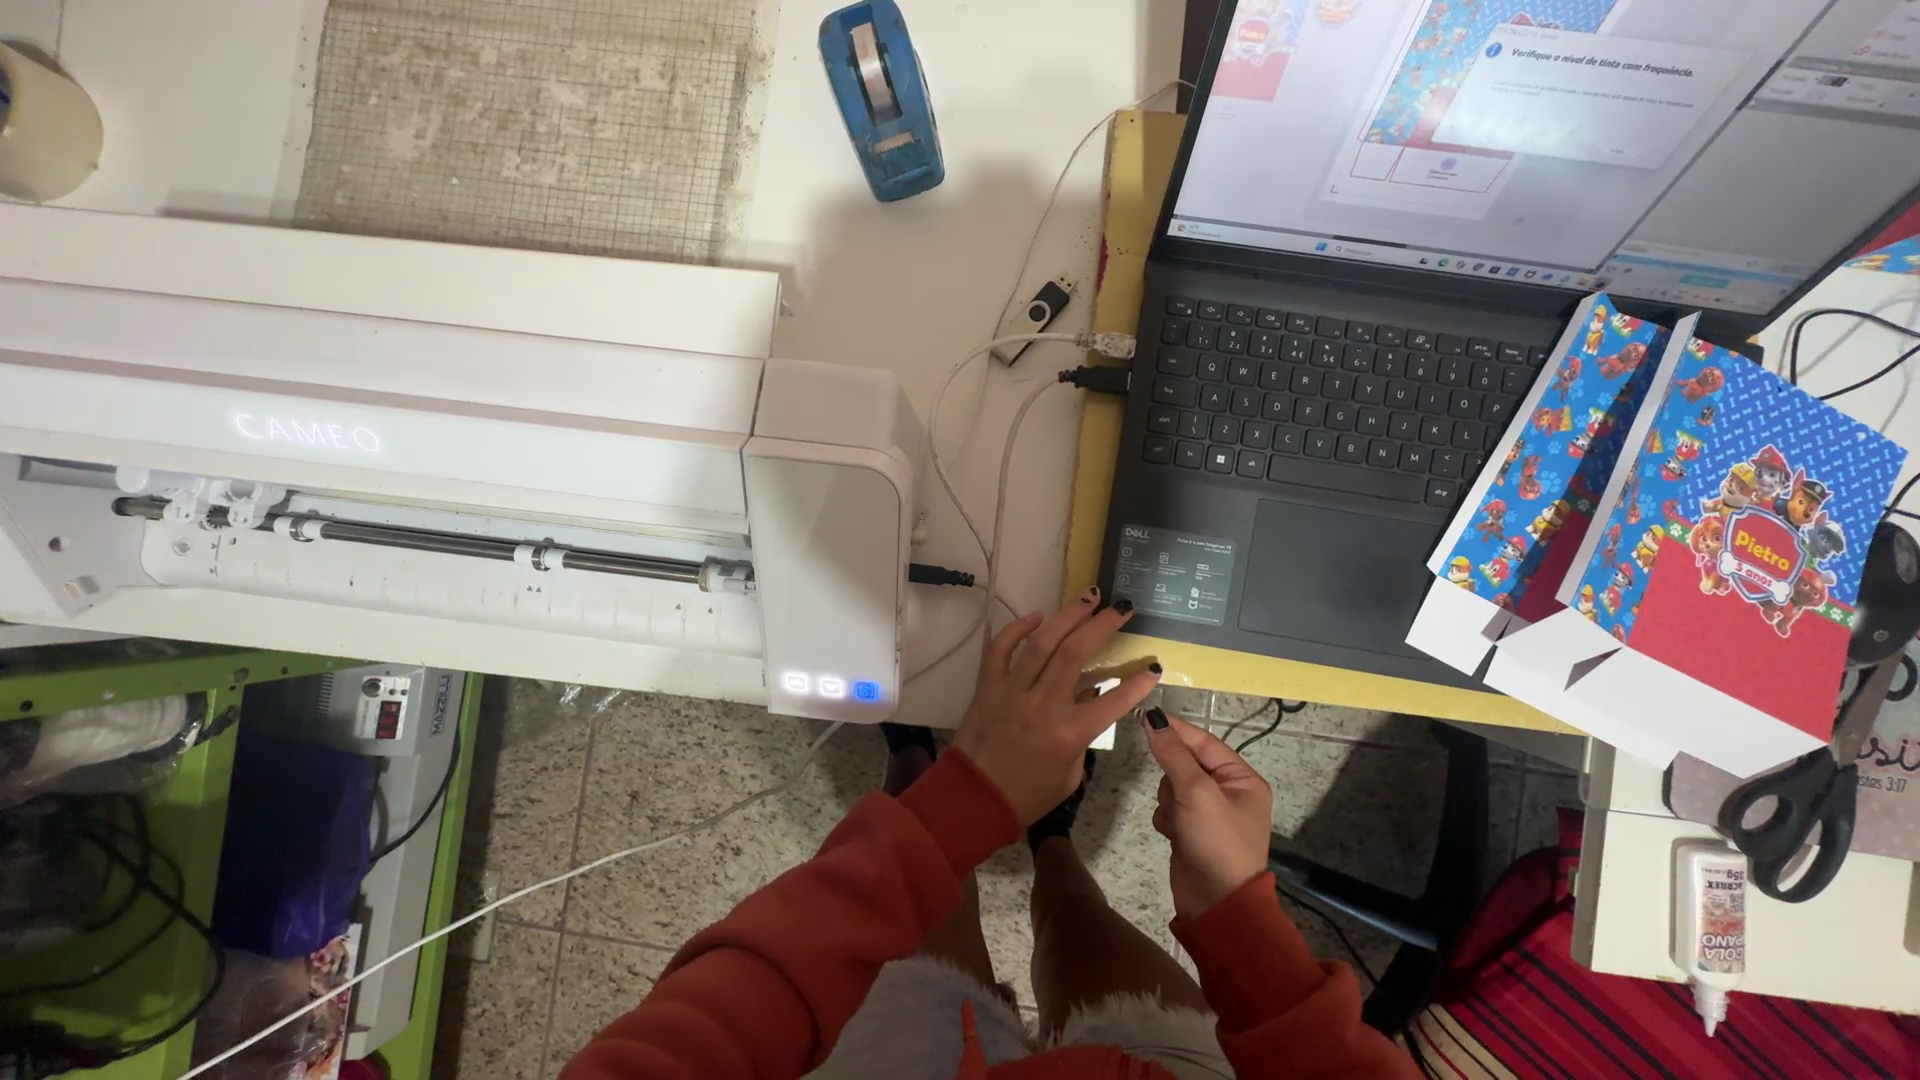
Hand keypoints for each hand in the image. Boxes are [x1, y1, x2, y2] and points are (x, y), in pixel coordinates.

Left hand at [951, 590, 1160, 823]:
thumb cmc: (1027, 796)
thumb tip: (1089, 698)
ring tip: (1088, 596)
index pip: (1113, 701)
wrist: (973, 800)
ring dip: (1067, 615)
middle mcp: (1043, 705)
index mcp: (1069, 733)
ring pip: (1042, 643)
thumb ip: (1084, 737)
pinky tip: (1036, 616)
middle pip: (1076, 653)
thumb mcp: (1069, 775)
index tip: (1153, 666)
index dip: (1137, 684)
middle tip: (1121, 607)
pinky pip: (1000, 649)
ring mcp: (1012, 692)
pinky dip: (1016, 629)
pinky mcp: (987, 687)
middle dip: (1102, 625)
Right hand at [1142, 711, 1273, 918]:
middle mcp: (1228, 792)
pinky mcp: (1191, 830)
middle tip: (1177, 794)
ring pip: (1172, 786)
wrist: (1216, 903)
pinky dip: (1167, 819)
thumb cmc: (1216, 840)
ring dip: (1169, 801)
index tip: (1145, 717)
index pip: (1204, 741)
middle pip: (1185, 763)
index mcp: (1242, 779)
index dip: (1176, 729)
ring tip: (1180, 822)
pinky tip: (1175, 835)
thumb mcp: (1195, 791)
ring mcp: (1208, 812)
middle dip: (1174, 778)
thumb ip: (1172, 753)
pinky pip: (1169, 809)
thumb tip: (1153, 718)